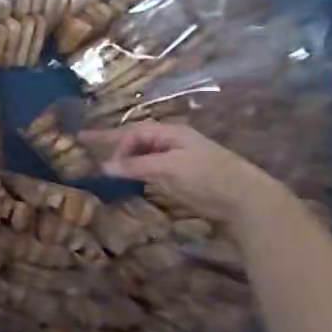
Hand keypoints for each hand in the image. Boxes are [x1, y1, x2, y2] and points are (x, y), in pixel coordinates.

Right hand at [82, 122, 290, 224]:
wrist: (246, 199)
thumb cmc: (207, 176)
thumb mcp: (167, 168)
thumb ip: (134, 166)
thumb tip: (103, 167)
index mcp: (171, 133)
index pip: (132, 132)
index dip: (111, 140)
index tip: (93, 151)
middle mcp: (172, 142)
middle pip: (135, 140)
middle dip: (112, 143)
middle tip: (85, 144)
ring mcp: (176, 159)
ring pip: (141, 154)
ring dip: (122, 158)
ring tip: (102, 164)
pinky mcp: (179, 176)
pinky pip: (148, 168)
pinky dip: (133, 170)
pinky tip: (123, 175)